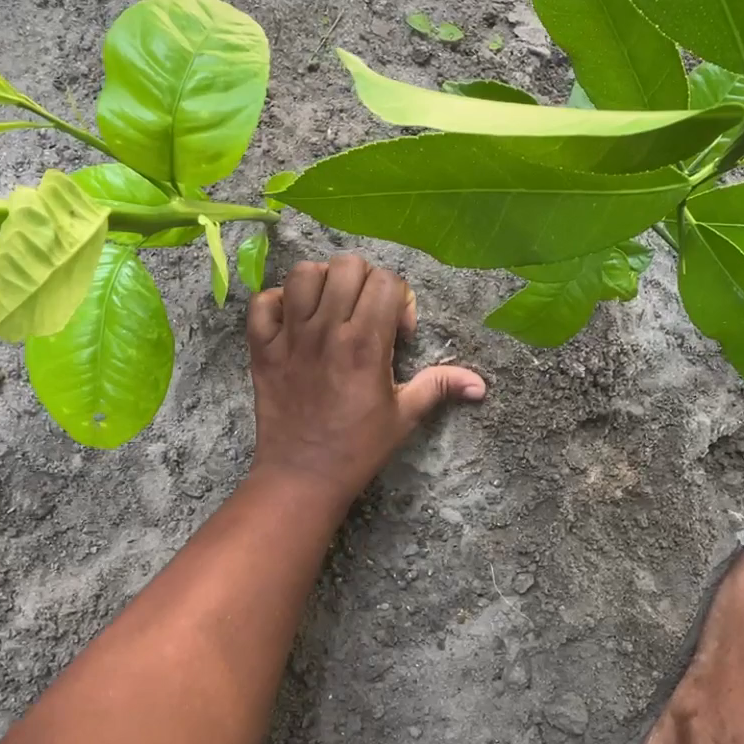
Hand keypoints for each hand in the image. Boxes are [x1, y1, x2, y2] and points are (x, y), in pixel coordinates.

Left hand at [246, 255, 484, 499]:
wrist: (301, 476)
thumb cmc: (358, 448)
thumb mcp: (405, 416)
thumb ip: (439, 386)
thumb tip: (481, 384)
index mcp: (365, 343)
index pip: (387, 282)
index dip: (400, 299)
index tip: (398, 332)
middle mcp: (326, 331)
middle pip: (347, 266)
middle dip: (366, 282)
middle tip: (368, 314)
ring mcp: (289, 336)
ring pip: (304, 274)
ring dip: (324, 284)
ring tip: (332, 310)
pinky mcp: (261, 347)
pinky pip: (264, 301)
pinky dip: (280, 302)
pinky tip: (296, 321)